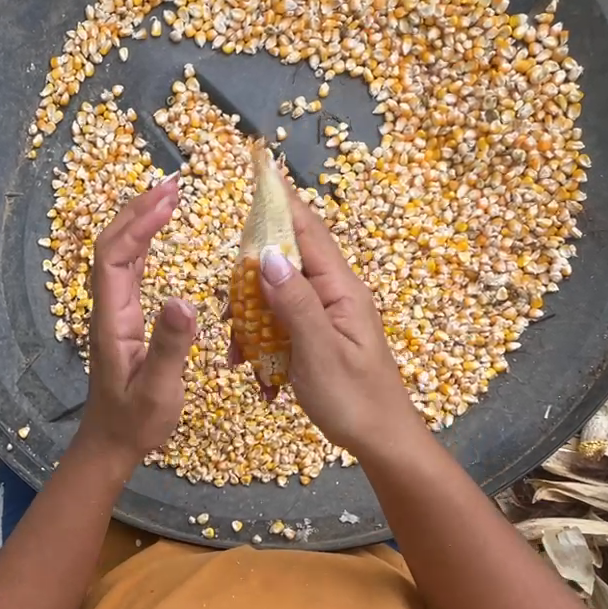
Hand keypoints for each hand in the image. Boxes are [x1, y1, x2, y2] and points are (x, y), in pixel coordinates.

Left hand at [78, 176, 197, 466]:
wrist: (110, 443)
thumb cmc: (135, 423)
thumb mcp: (159, 391)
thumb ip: (170, 348)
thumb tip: (184, 300)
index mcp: (112, 321)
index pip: (114, 258)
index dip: (137, 225)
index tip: (168, 201)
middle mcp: (108, 310)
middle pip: (111, 247)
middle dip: (137, 211)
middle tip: (172, 184)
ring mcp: (113, 314)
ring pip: (118, 256)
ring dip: (139, 223)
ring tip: (168, 198)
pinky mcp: (123, 322)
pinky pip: (128, 272)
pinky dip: (143, 245)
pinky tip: (158, 235)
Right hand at [238, 179, 416, 456]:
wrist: (380, 440)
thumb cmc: (355, 399)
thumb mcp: (319, 352)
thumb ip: (294, 302)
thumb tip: (268, 255)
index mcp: (340, 289)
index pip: (307, 231)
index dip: (282, 200)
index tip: (260, 168)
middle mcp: (332, 294)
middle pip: (282, 262)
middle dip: (247, 282)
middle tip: (227, 314)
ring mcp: (324, 316)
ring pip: (274, 298)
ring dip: (250, 323)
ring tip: (238, 356)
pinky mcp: (315, 337)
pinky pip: (278, 326)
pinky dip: (259, 344)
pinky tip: (254, 373)